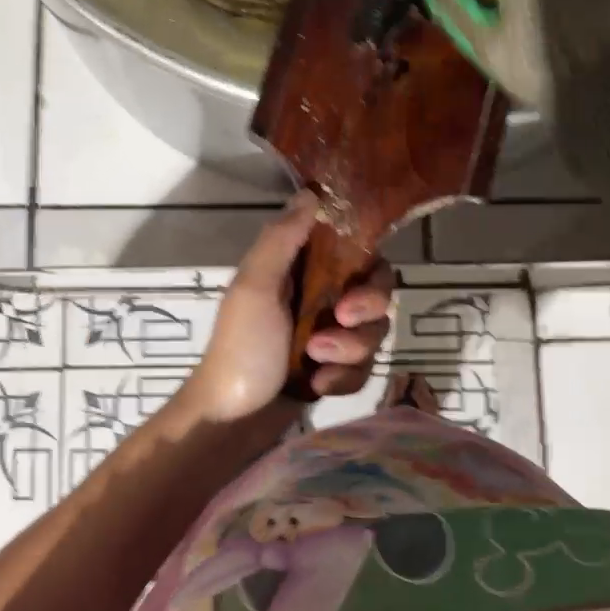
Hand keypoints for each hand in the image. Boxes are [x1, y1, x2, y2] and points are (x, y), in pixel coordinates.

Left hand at [183, 193, 393, 422]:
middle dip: (366, 311)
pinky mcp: (335, 371)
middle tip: (340, 322)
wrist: (232, 418)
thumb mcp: (254, 286)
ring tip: (315, 362)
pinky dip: (343, 378)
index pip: (357, 252)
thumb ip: (281, 239)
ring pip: (373, 334)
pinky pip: (364, 369)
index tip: (355, 283)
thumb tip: (310, 192)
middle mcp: (320, 298)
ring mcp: (330, 336)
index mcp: (300, 270)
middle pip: (377, 293)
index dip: (367, 265)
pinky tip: (318, 385)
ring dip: (349, 350)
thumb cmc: (240, 345)